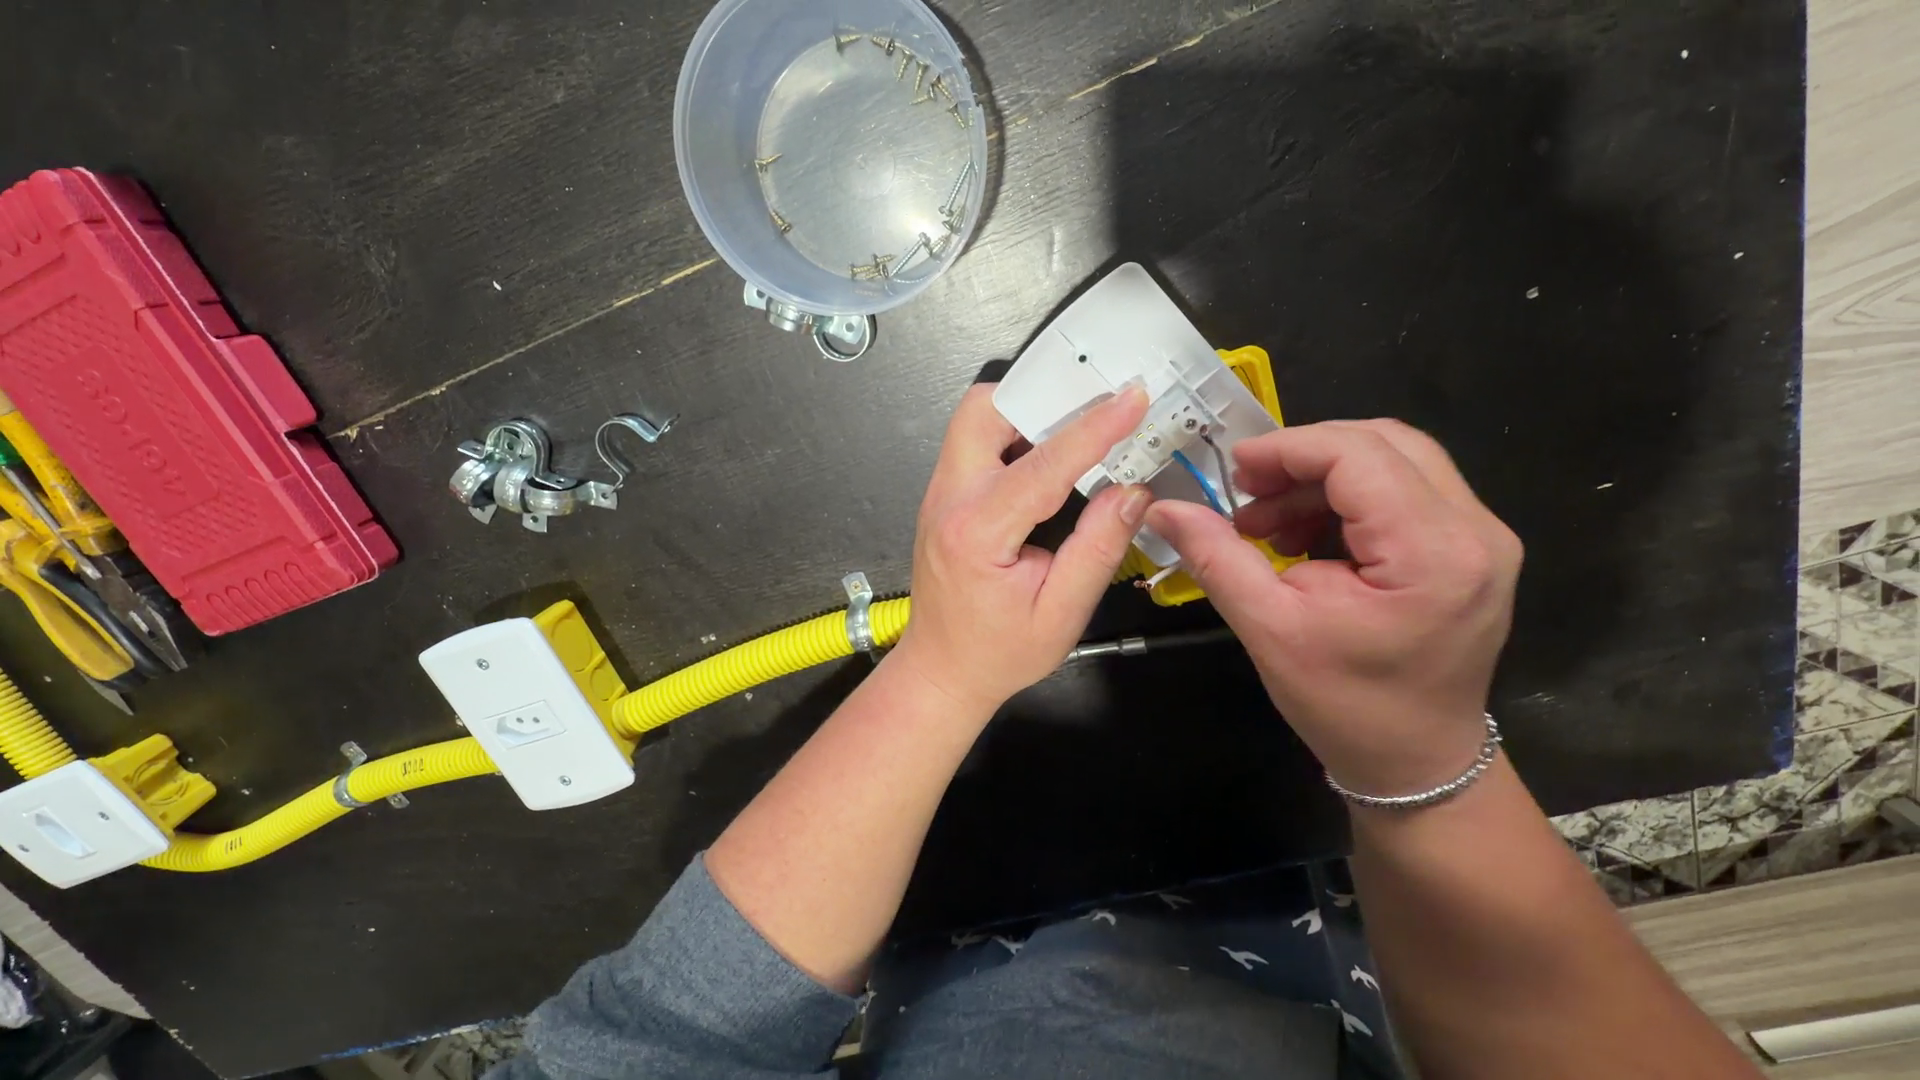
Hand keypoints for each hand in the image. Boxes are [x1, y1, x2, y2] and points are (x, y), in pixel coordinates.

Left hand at [889, 384, 1152, 715]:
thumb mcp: (1060, 614)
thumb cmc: (998, 653)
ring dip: (1023, 415)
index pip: (1042, 465)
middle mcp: (948, 501)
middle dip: (1037, 400)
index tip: (1132, 397)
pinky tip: (1045, 460)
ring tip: (1072, 434)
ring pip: (973, 421)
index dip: (1093, 428)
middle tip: (1089, 411)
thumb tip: (1132, 493)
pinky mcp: (943, 499)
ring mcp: (939, 496)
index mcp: (977, 532)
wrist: (942, 671)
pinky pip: (974, 445)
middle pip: (981, 413)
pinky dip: (1012, 437)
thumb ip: (1096, 549)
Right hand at [1145, 419, 1522, 797]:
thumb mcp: (1269, 629)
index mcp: (1433, 552)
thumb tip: (1162, 508)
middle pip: (1385, 443)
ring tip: (1267, 523)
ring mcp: (1482, 538)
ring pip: (1398, 461)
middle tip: (1246, 491)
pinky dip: (1348, 499)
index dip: (1288, 449)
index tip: (1233, 472)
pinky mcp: (1471, 549)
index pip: (1359, 455)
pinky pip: (1407, 491)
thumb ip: (1216, 557)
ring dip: (1323, 478)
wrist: (1416, 764)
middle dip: (1305, 457)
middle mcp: (1475, 531)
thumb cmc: (1345, 706)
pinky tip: (1304, 535)